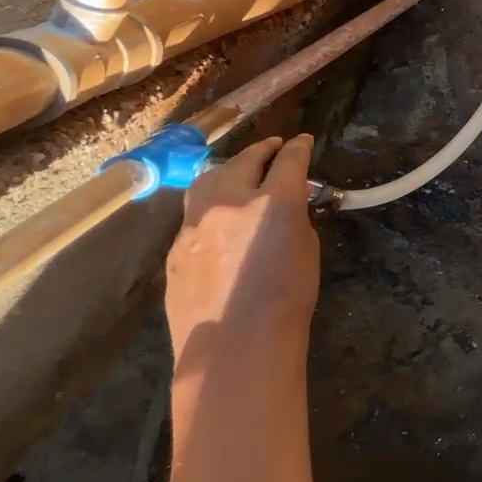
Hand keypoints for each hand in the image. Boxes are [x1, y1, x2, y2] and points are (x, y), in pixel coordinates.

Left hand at [165, 136, 319, 362]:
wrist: (235, 341)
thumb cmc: (289, 293)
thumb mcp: (305, 245)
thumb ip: (292, 216)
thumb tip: (284, 203)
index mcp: (273, 201)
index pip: (289, 161)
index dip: (298, 148)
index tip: (303, 140)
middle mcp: (229, 204)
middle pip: (242, 162)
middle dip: (261, 151)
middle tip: (274, 147)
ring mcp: (194, 226)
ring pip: (208, 183)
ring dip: (229, 171)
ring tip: (242, 171)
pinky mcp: (175, 249)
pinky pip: (195, 216)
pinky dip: (213, 206)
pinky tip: (223, 218)